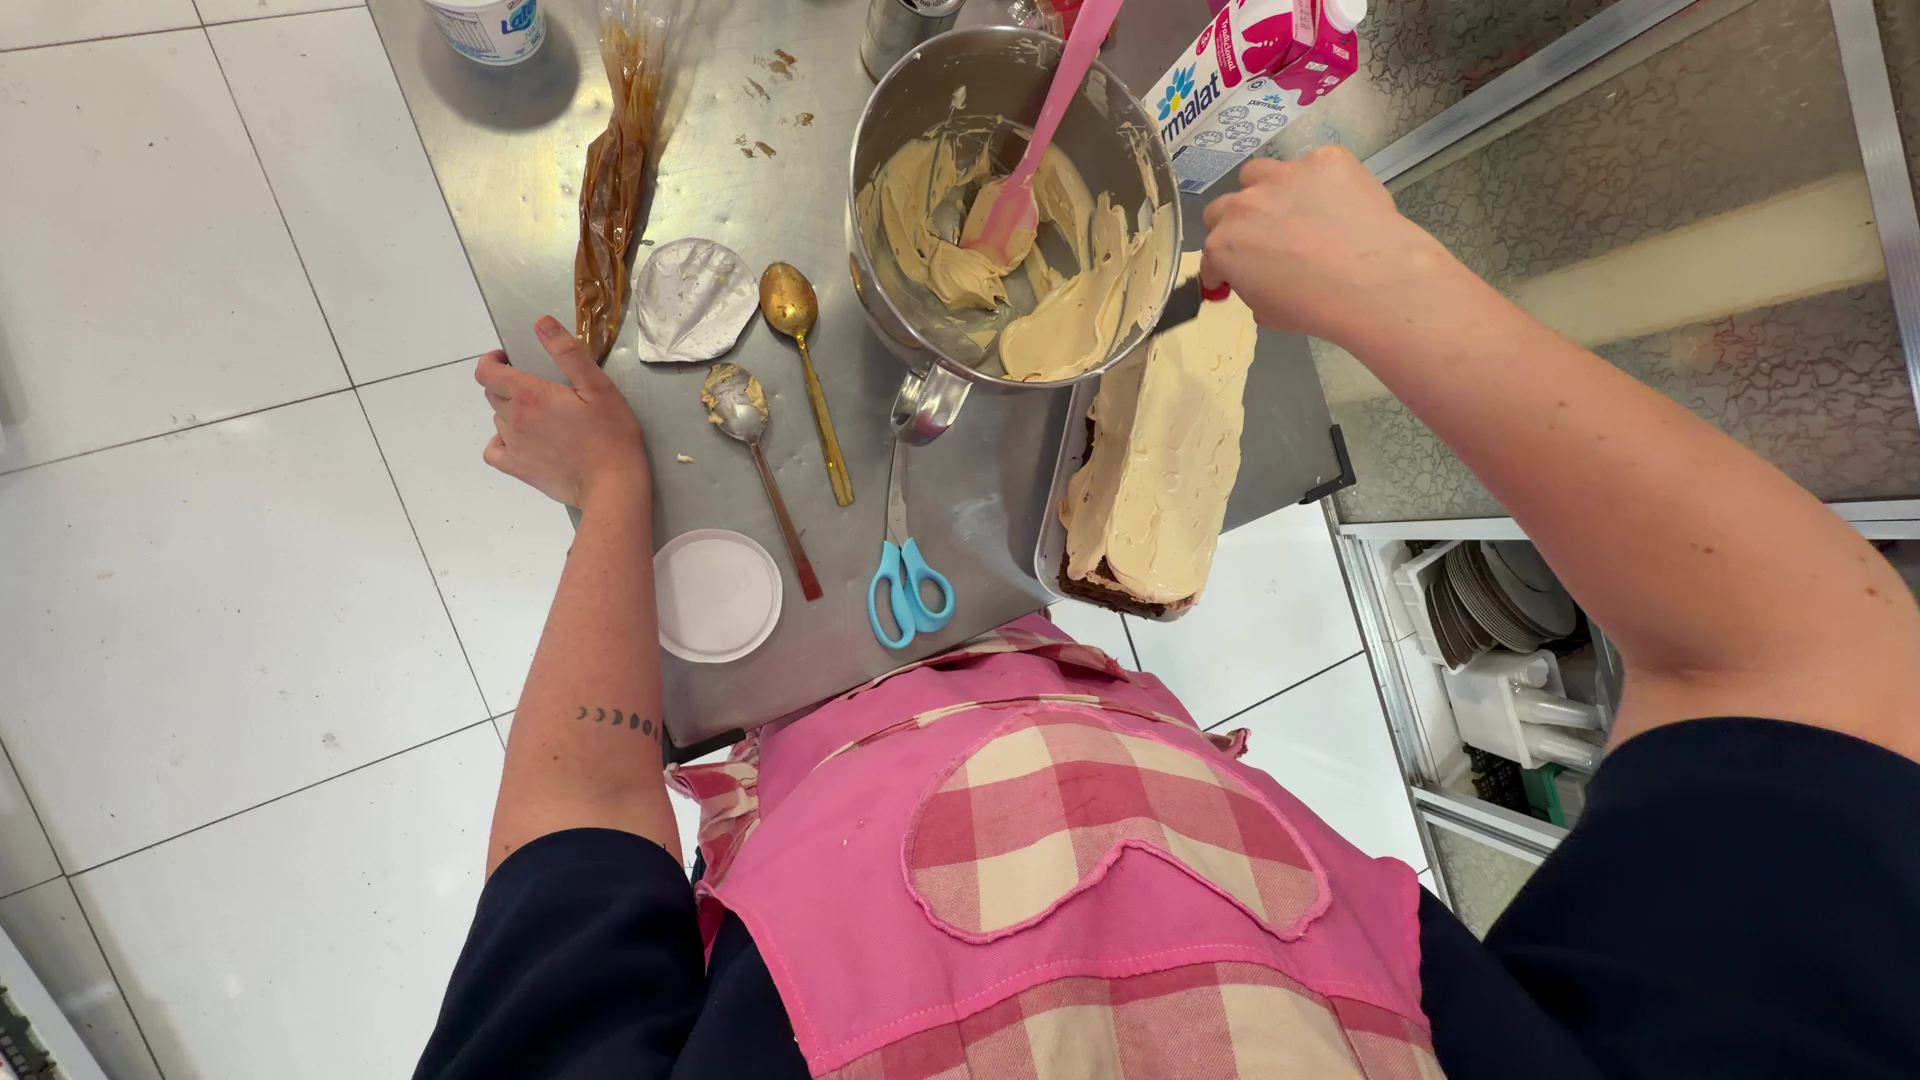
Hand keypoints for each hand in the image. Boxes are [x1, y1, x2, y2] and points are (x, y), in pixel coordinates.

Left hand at [475, 316, 648, 509]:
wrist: (613, 484)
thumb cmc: (612, 434)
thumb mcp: (599, 387)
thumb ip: (567, 353)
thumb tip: (541, 323)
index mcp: (530, 394)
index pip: (487, 371)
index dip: (492, 361)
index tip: (510, 360)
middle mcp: (514, 418)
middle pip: (492, 394)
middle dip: (507, 385)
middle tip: (538, 389)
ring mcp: (514, 446)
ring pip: (499, 420)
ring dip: (512, 412)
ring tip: (542, 418)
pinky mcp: (518, 469)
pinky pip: (494, 451)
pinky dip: (501, 442)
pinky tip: (521, 441)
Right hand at [1199, 147, 1463, 345]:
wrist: (1372, 280)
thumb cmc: (1312, 306)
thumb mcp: (1264, 311)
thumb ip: (1248, 285)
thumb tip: (1256, 276)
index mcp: (1223, 246)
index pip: (1209, 256)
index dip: (1220, 269)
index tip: (1232, 277)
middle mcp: (1244, 205)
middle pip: (1221, 208)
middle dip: (1233, 226)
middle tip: (1258, 242)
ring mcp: (1284, 176)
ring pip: (1257, 174)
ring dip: (1264, 191)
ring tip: (1291, 210)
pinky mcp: (1325, 159)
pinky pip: (1311, 166)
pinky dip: (1316, 183)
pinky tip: (1335, 203)